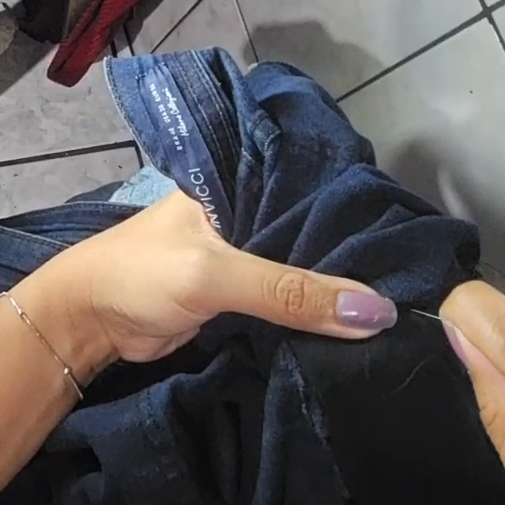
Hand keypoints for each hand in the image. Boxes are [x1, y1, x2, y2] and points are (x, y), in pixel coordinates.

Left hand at [8, 191, 399, 381]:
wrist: (89, 321)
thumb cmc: (142, 274)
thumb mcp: (214, 274)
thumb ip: (288, 290)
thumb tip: (379, 312)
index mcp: (233, 182)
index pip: (304, 185)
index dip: (350, 205)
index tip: (407, 230)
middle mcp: (241, 210)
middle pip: (306, 228)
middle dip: (348, 250)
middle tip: (414, 274)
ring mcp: (238, 253)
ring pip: (298, 265)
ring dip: (333, 285)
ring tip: (400, 298)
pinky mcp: (235, 291)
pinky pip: (284, 296)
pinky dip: (311, 309)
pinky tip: (354, 323)